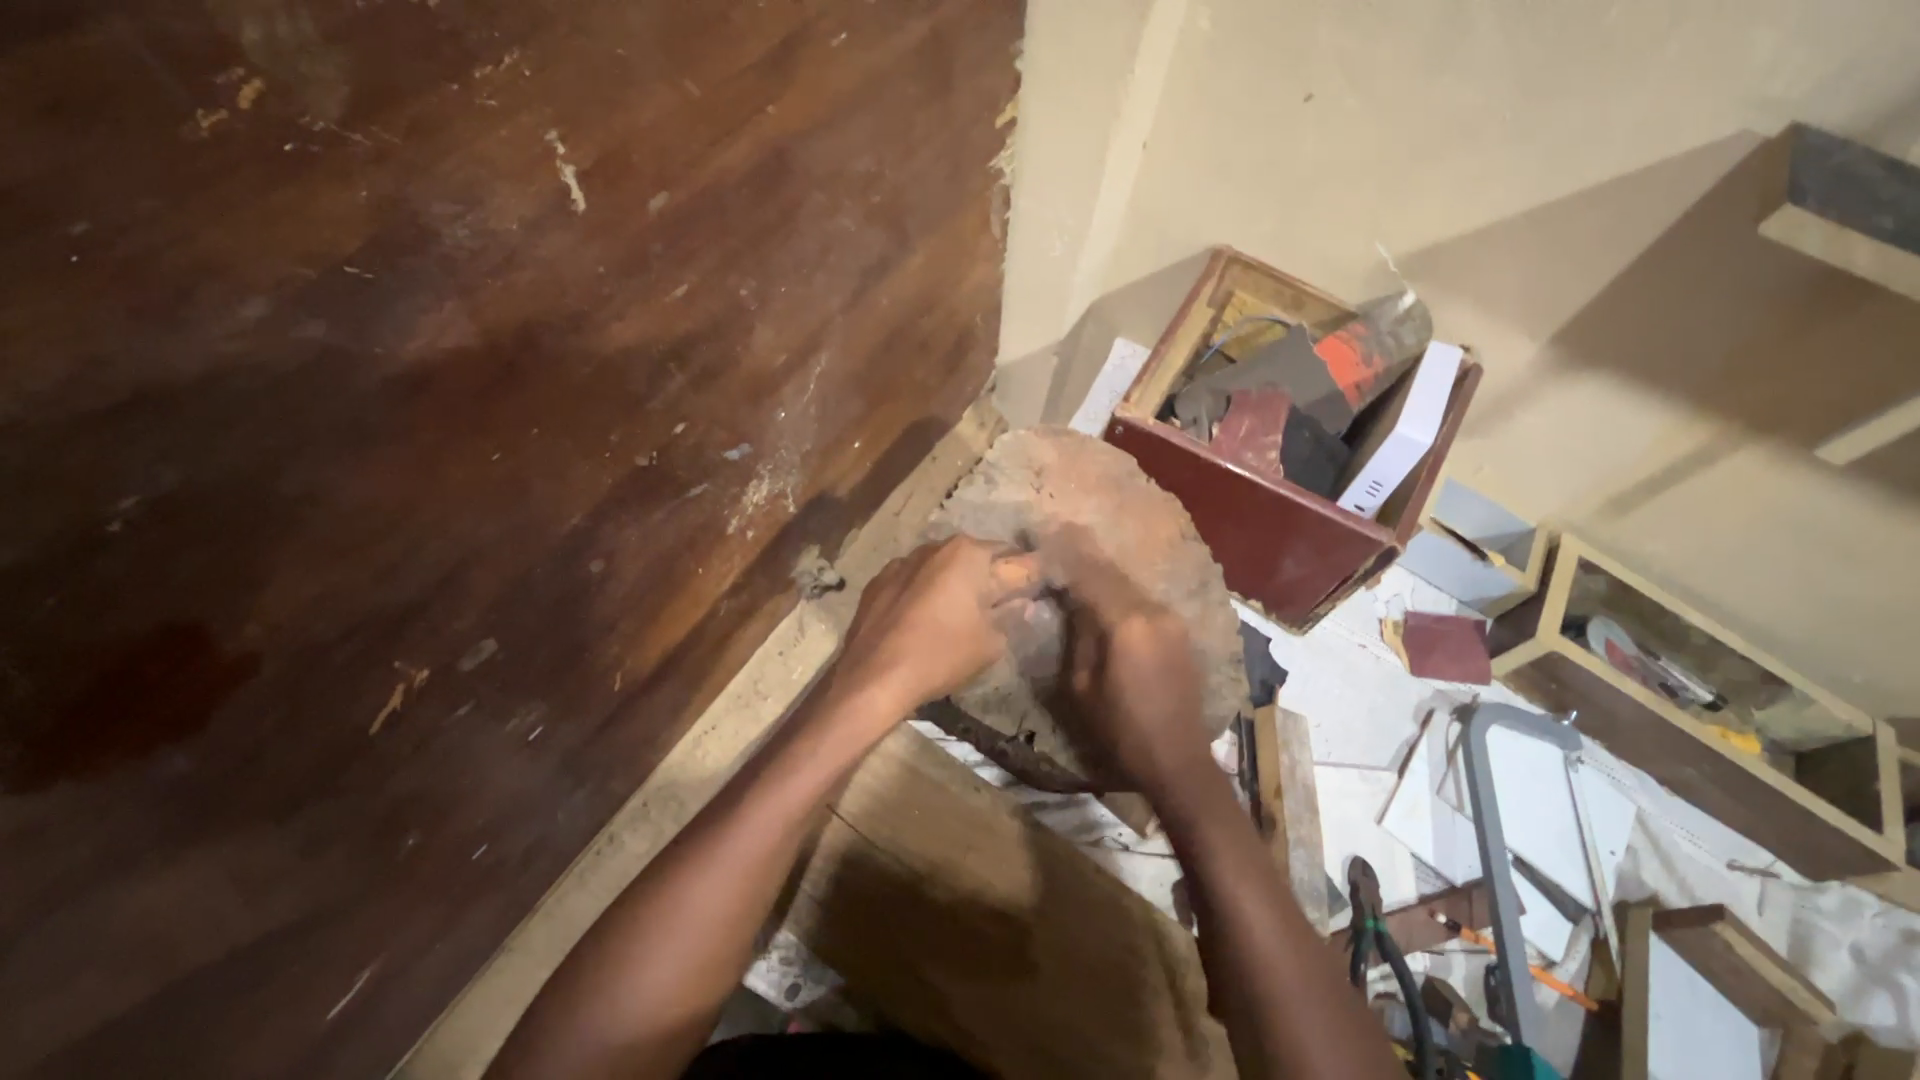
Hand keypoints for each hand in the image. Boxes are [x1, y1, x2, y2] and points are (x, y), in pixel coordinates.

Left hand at [829, 534, 1042, 719]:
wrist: (873, 676)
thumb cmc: (942, 654)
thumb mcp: (991, 642)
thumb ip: (1011, 617)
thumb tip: (1023, 605)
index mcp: (967, 553)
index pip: (1012, 556)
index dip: (1027, 574)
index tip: (1036, 589)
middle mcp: (934, 547)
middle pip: (973, 557)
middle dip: (988, 575)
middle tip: (1000, 602)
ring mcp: (900, 562)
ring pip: (939, 567)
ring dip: (953, 582)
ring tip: (960, 611)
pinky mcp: (877, 583)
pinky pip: (912, 582)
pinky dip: (924, 593)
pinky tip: (924, 618)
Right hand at [1042, 525, 1212, 797]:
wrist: (1177, 758)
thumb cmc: (1120, 728)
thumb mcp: (1081, 685)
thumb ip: (1078, 635)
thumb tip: (1072, 602)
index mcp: (1126, 623)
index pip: (1090, 575)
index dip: (1067, 552)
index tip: (1047, 531)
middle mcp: (1153, 611)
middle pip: (1113, 573)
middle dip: (1085, 554)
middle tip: (1061, 530)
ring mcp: (1172, 620)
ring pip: (1130, 585)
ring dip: (1104, 572)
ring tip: (1079, 555)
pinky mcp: (1180, 632)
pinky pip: (1144, 601)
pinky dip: (1122, 591)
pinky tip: (1106, 589)